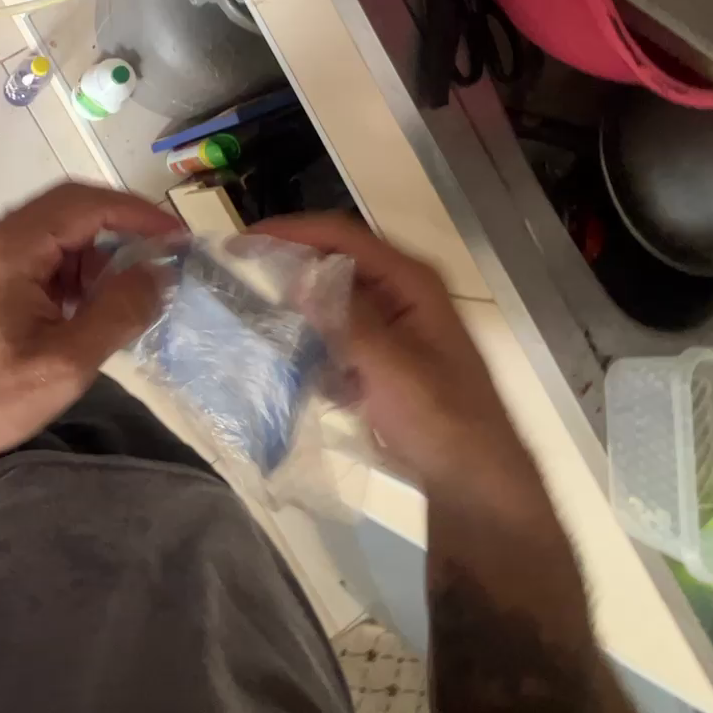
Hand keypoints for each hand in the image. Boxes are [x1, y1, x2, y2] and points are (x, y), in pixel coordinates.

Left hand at [0, 183, 181, 480]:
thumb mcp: (63, 365)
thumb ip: (117, 313)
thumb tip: (157, 273)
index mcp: (9, 249)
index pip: (85, 205)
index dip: (137, 214)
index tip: (177, 238)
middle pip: (69, 209)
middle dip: (120, 228)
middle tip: (160, 258)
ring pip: (54, 231)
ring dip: (95, 253)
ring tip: (123, 294)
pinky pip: (37, 255)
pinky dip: (71, 270)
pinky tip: (86, 307)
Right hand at [252, 214, 525, 484]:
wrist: (473, 481)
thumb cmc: (442, 421)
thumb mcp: (393, 368)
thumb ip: (346, 320)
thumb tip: (298, 278)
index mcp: (410, 281)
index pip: (341, 235)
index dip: (290, 231)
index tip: (242, 241)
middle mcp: (399, 291)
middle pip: (333, 259)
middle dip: (288, 263)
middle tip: (238, 271)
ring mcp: (390, 321)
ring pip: (330, 295)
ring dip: (297, 304)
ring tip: (257, 314)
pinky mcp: (379, 351)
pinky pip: (334, 328)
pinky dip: (311, 337)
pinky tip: (293, 358)